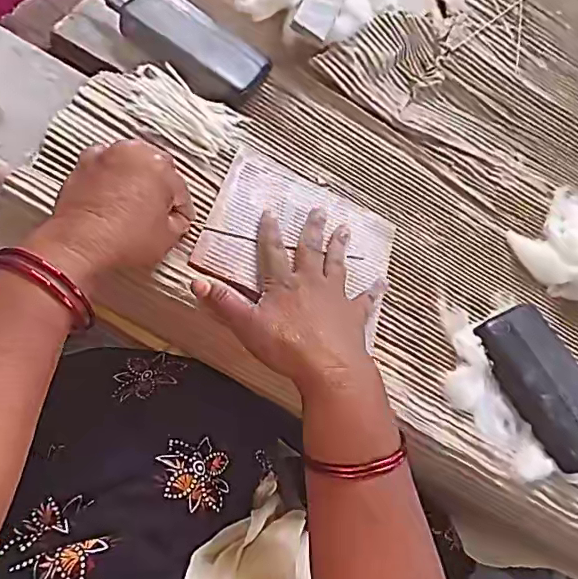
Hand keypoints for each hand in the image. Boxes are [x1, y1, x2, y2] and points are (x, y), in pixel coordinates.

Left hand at [25, 140, 193, 295]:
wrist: (79, 246)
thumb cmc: (121, 240)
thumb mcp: (166, 238)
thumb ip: (178, 222)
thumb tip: (174, 219)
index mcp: (160, 166)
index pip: (180, 189)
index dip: (180, 209)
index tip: (177, 221)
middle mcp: (133, 153)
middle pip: (154, 170)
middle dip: (157, 190)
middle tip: (155, 214)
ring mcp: (105, 157)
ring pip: (128, 167)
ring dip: (132, 182)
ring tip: (131, 209)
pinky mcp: (82, 166)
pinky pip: (104, 172)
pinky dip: (108, 182)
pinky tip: (110, 202)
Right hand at [190, 207, 383, 392]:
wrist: (328, 368)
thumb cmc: (286, 347)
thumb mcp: (246, 325)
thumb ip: (224, 303)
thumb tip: (197, 282)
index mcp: (284, 284)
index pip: (273, 252)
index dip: (270, 232)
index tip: (271, 213)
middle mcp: (311, 283)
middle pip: (310, 251)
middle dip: (312, 230)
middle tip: (318, 211)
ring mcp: (335, 297)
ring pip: (337, 266)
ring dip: (339, 248)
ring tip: (343, 230)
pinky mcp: (353, 315)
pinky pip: (364, 299)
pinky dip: (373, 291)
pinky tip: (380, 282)